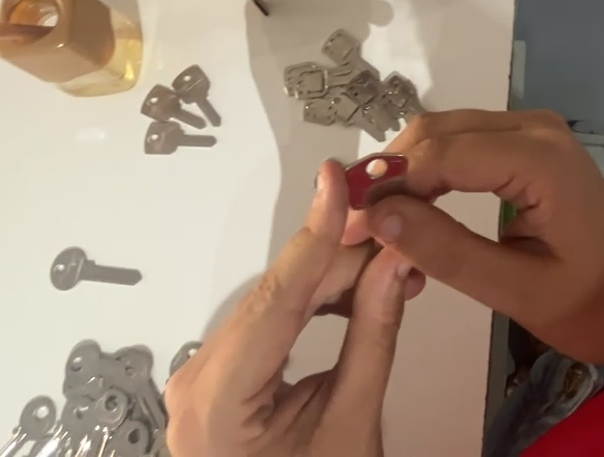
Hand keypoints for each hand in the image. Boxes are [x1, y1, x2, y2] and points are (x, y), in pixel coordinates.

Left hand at [165, 160, 422, 456]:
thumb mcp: (353, 425)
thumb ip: (374, 334)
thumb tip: (395, 255)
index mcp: (217, 403)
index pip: (277, 298)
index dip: (315, 232)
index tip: (336, 178)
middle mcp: (198, 377)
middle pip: (283, 293)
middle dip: (348, 262)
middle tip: (405, 243)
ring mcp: (205, 372)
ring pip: (283, 298)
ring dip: (339, 280)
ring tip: (395, 274)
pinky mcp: (223, 369)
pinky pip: (276, 317)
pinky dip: (320, 302)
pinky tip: (361, 294)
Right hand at [344, 111, 603, 364]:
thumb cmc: (590, 304)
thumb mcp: (516, 291)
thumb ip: (447, 251)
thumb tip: (378, 215)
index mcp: (541, 159)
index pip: (444, 153)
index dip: (390, 183)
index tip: (348, 224)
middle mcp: (534, 125)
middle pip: (439, 131)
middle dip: (391, 172)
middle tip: (355, 223)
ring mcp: (531, 126)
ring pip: (445, 130)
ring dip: (406, 168)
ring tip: (376, 218)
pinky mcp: (525, 138)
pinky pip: (463, 139)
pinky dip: (430, 167)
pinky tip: (412, 204)